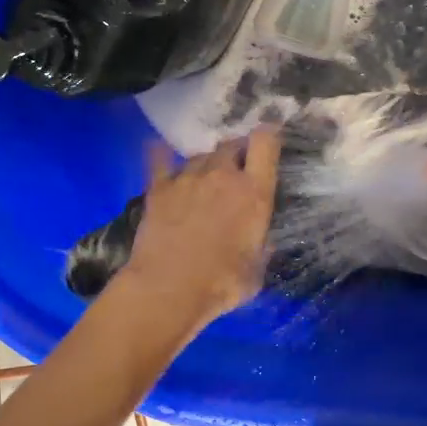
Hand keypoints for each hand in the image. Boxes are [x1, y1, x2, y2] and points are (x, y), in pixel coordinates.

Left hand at [116, 128, 280, 325]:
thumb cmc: (220, 285)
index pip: (265, 143)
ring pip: (200, 155)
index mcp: (254, 193)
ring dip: (206, 163)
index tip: (267, 139)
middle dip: (235, 152)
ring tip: (203, 178)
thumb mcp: (256, 271)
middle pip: (231, 144)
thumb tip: (262, 240)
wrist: (168, 290)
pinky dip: (162, 154)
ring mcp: (188, 177)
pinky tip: (159, 149)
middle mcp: (223, 175)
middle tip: (234, 169)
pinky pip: (160, 159)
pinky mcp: (159, 186)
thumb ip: (261, 247)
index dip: (267, 135)